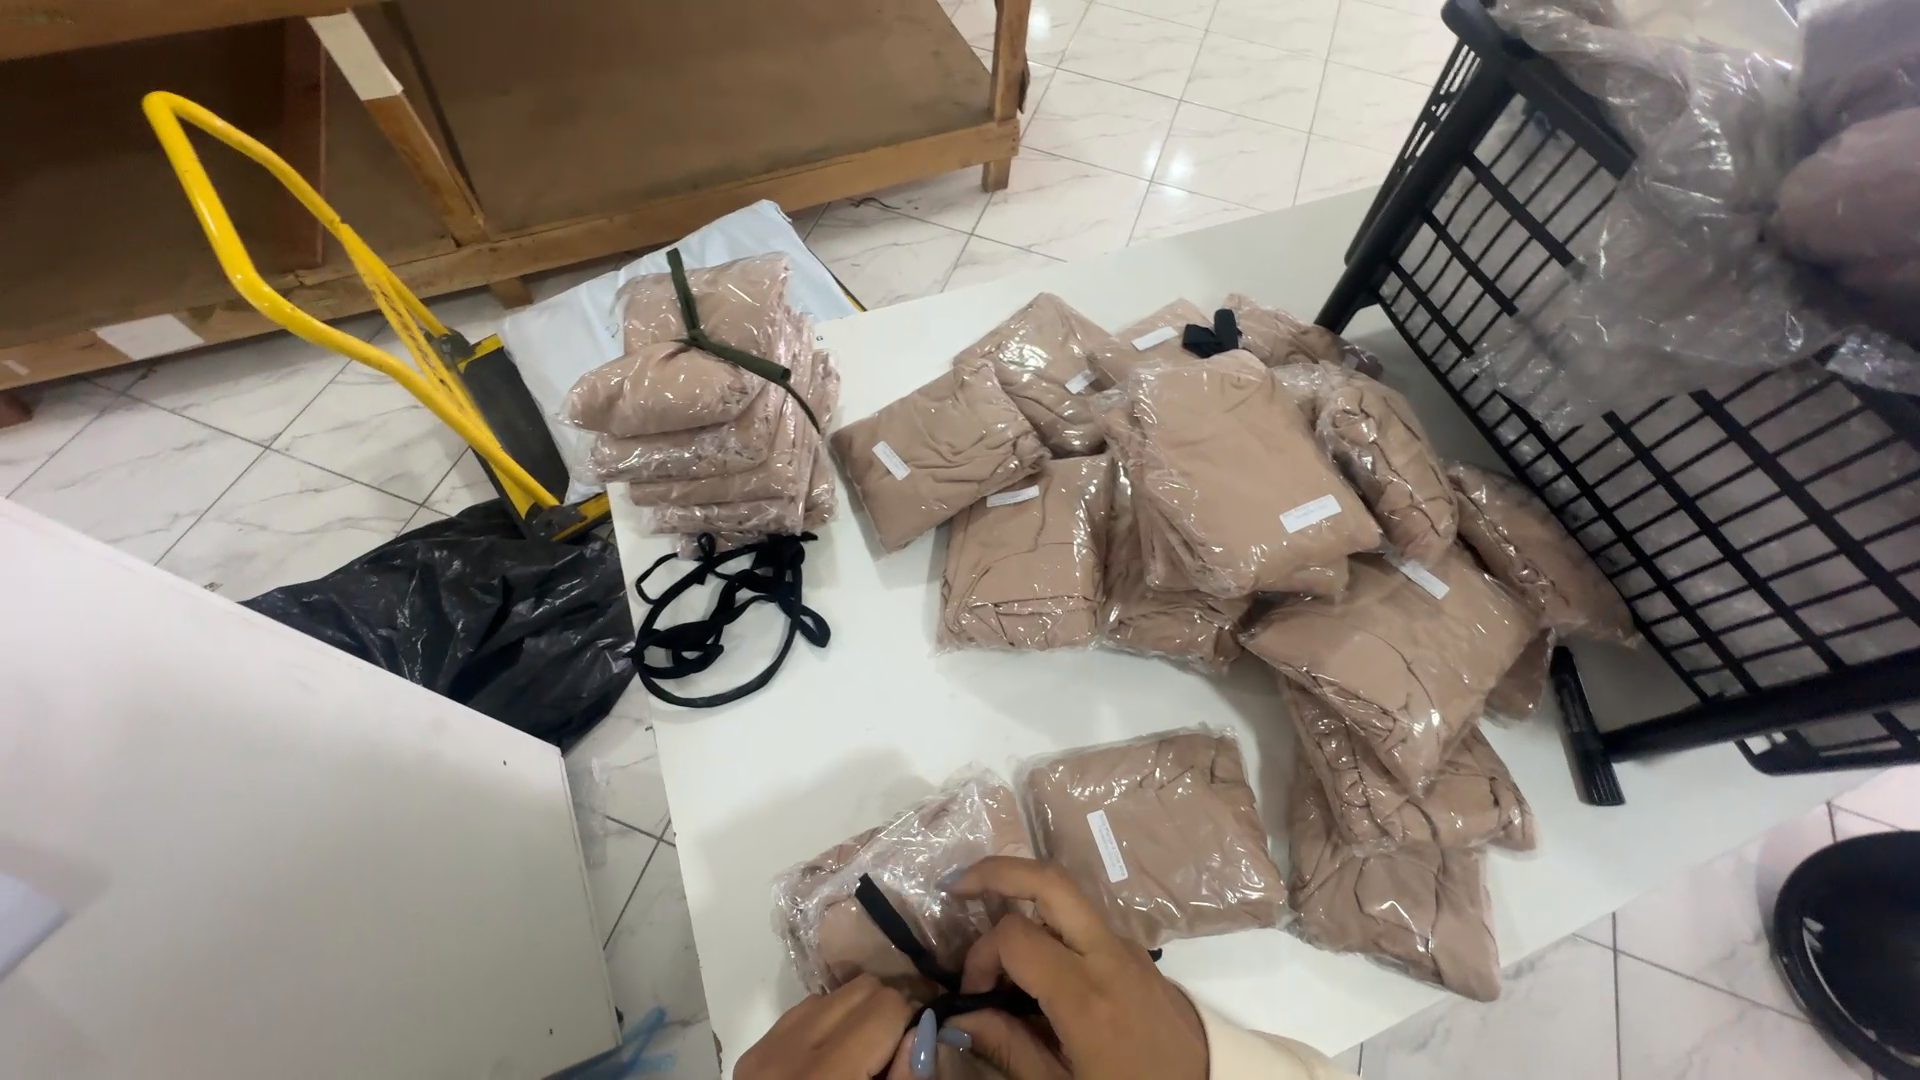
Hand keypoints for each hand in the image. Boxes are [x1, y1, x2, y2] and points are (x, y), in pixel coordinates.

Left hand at [738, 974, 916, 1079]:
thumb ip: (905, 1078)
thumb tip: (923, 1027)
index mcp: (826, 1075)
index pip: (884, 1004)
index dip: (910, 1019)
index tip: (918, 1041)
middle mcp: (787, 1052)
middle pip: (860, 988)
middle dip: (885, 1010)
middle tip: (894, 1047)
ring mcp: (763, 1049)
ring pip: (831, 994)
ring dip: (855, 1015)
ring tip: (863, 1052)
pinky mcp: (751, 1054)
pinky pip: (801, 1011)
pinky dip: (824, 1025)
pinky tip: (831, 1057)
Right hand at [941, 857, 1208, 1079]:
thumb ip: (1009, 1049)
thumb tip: (961, 1017)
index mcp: (1088, 995)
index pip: (1015, 937)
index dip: (980, 956)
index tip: (973, 996)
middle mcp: (1109, 955)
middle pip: (1050, 880)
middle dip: (997, 871)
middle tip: (958, 885)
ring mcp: (1128, 947)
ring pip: (1067, 895)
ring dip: (1023, 897)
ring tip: (990, 930)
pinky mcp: (1137, 952)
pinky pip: (1083, 921)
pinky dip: (1048, 924)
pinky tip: (1033, 965)